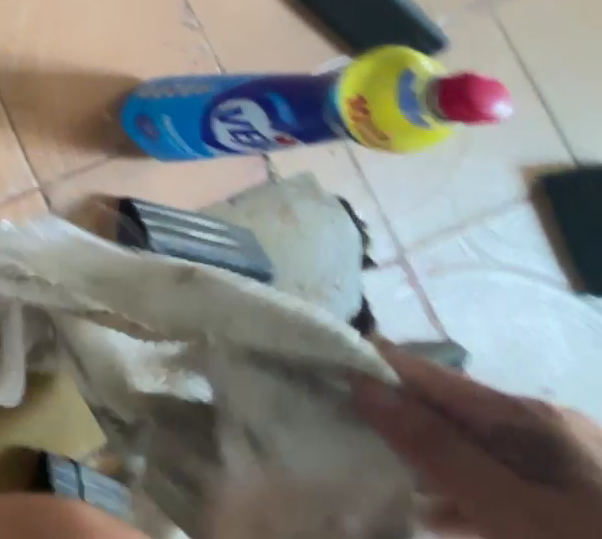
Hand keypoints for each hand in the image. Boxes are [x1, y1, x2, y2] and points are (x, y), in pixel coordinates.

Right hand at [352, 346, 601, 538]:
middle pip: (443, 406)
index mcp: (525, 417)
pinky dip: (463, 488)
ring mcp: (568, 460)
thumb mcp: (513, 513)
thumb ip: (435, 448)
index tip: (307, 373)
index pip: (419, 372)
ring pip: (471, 444)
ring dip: (424, 459)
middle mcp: (544, 424)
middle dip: (390, 420)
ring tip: (381, 481)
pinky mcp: (580, 494)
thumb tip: (359, 382)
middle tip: (335, 436)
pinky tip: (442, 515)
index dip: (362, 367)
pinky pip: (501, 474)